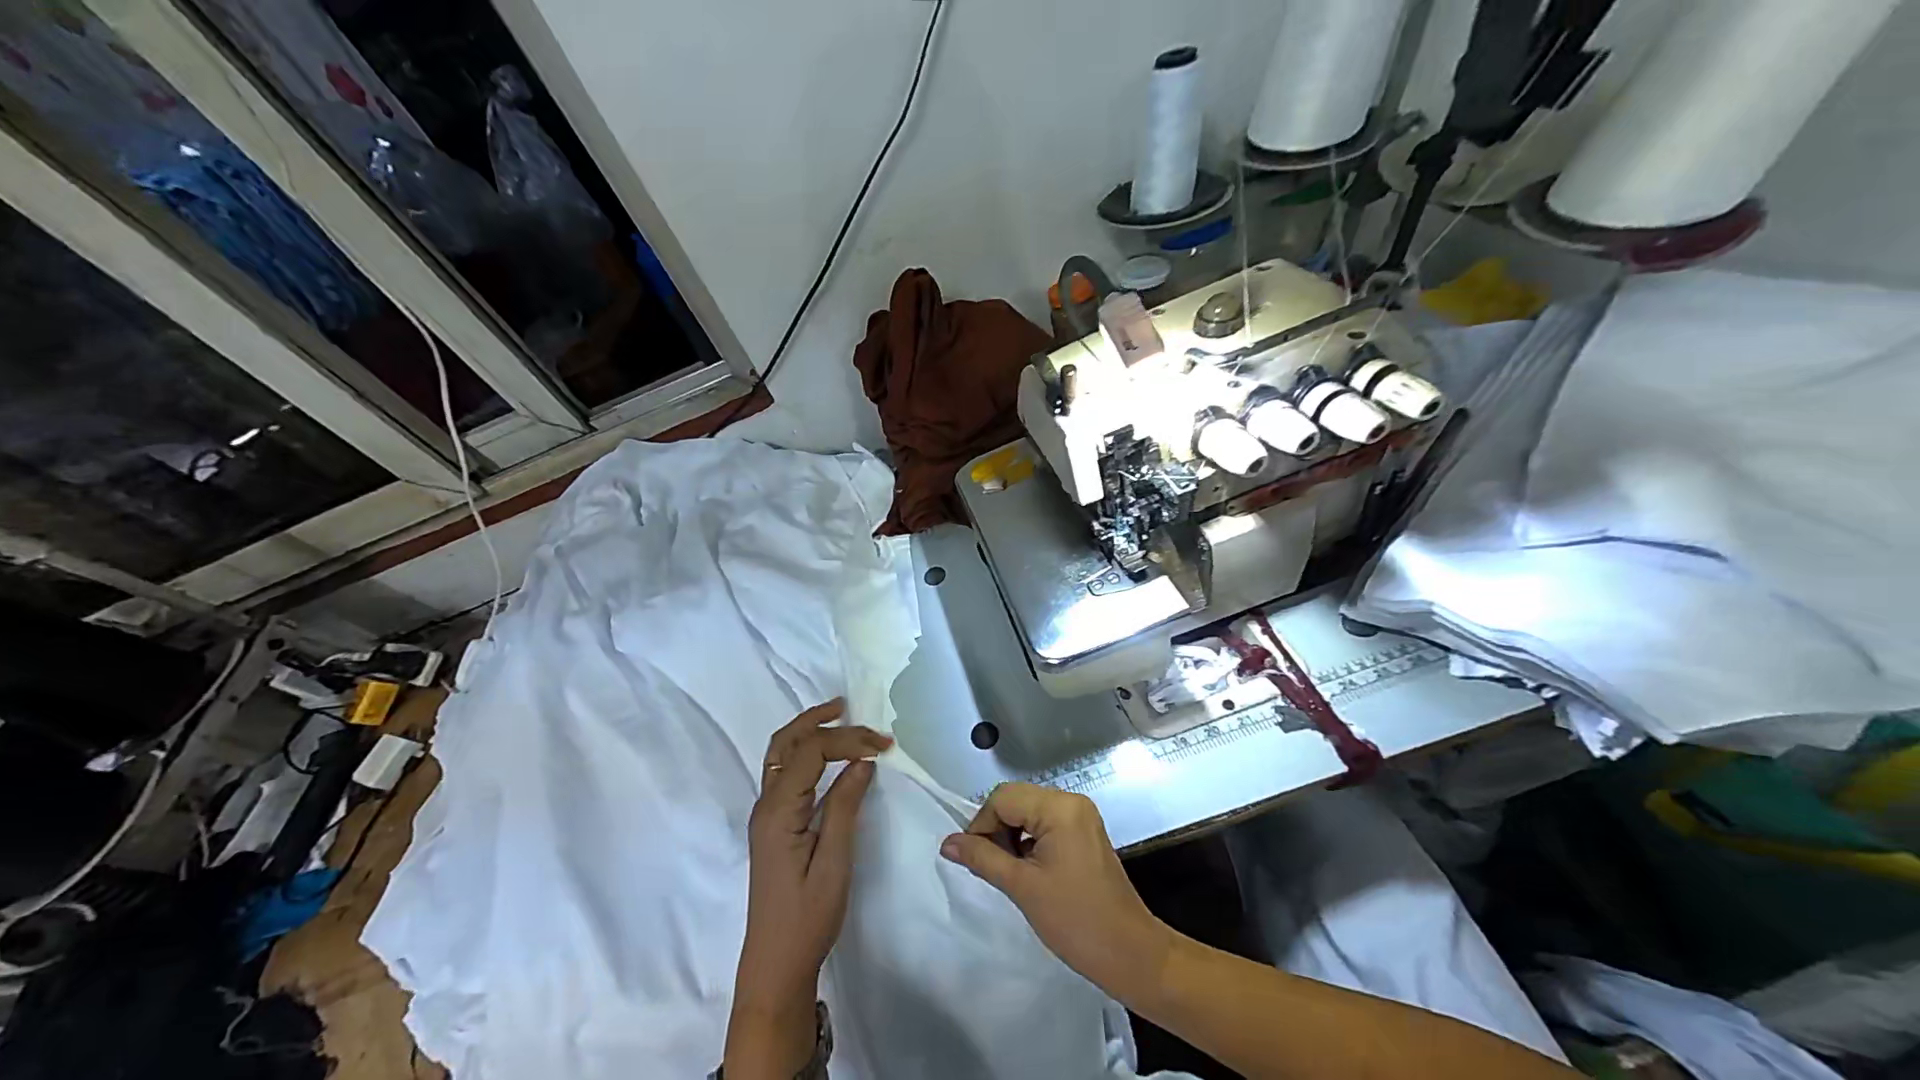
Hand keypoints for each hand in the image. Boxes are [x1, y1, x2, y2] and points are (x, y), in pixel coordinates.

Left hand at [726, 700, 889, 1077]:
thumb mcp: (835, 862)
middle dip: (816, 719)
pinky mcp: (774, 825)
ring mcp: (767, 814)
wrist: (775, 963)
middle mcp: (766, 804)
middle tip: (849, 707)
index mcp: (779, 810)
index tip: (885, 745)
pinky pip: (784, 772)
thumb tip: (863, 762)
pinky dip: (805, 752)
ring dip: (806, 731)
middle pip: (785, 742)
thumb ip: (845, 806)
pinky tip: (827, 757)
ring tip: (838, 717)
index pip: (811, 752)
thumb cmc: (808, 917)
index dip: (848, 739)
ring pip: (779, 754)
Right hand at [939, 783, 1172, 995]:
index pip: (1003, 798)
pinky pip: (1044, 824)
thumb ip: (981, 857)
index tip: (975, 859)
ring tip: (1010, 871)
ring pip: (1028, 812)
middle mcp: (1071, 801)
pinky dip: (1028, 841)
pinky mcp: (1084, 832)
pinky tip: (1026, 870)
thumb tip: (947, 843)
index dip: (981, 825)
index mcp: (1059, 807)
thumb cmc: (1075, 919)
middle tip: (992, 867)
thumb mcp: (1021, 886)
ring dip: (1011, 836)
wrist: (1128, 952)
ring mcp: (1080, 816)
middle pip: (1016, 800)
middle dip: (996, 829)